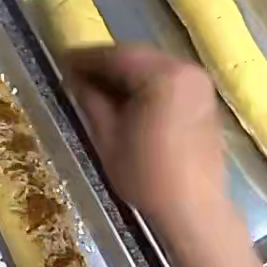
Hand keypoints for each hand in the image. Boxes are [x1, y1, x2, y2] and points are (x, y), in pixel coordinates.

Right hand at [66, 45, 234, 246]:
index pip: (117, 56)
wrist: (193, 210)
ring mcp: (199, 84)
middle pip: (138, 58)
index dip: (86, 58)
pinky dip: (145, 85)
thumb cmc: (146, 176)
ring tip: (97, 87)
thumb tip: (75, 79)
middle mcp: (186, 71)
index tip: (62, 61)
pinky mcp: (204, 100)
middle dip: (106, 64)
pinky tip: (126, 100)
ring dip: (125, 74)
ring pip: (153, 68)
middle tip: (76, 73)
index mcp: (163, 76)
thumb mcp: (108, 137)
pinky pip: (168, 81)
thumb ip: (91, 100)